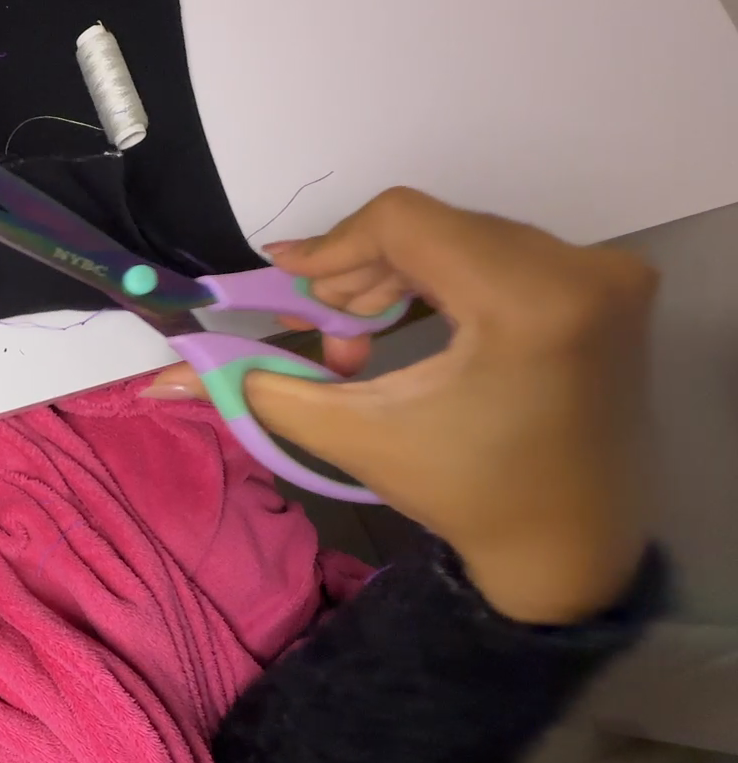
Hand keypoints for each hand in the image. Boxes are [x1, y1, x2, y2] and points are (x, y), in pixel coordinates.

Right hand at [149, 188, 656, 623]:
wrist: (566, 540)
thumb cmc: (459, 491)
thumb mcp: (342, 432)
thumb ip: (248, 389)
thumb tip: (161, 379)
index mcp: (529, 302)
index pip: (406, 222)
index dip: (329, 245)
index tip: (279, 280)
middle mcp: (581, 270)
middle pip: (427, 228)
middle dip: (351, 275)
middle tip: (317, 333)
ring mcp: (600, 274)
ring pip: (453, 237)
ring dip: (383, 281)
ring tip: (355, 343)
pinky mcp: (598, 288)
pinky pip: (487, 255)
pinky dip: (424, 284)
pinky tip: (398, 329)